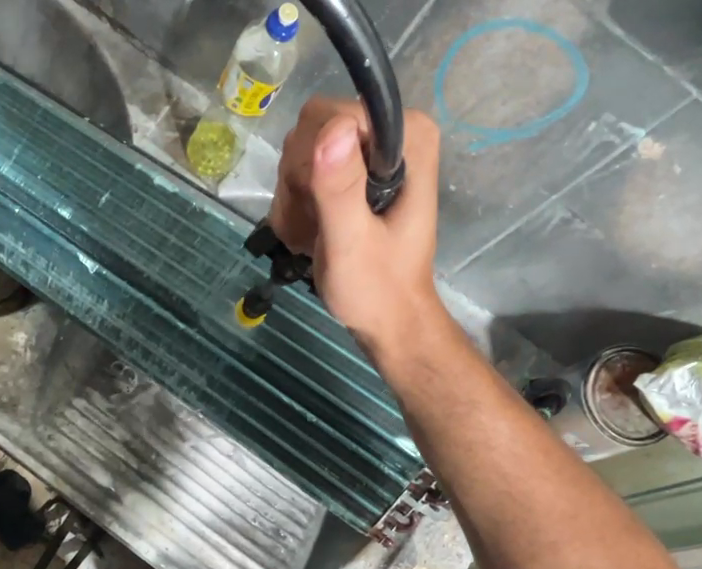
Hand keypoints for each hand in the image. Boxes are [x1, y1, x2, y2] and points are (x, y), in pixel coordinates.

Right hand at [266, 100, 447, 360]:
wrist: (388, 320)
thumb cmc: (375, 288)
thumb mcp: (353, 243)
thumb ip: (340, 189)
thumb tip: (330, 132)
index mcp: (407, 137)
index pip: (329, 115)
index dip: (312, 161)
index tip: (320, 206)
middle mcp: (391, 133)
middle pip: (310, 131)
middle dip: (299, 183)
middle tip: (317, 225)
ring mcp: (369, 153)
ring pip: (300, 154)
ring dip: (294, 200)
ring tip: (315, 235)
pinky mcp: (353, 173)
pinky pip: (302, 173)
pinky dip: (296, 208)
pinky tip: (312, 234)